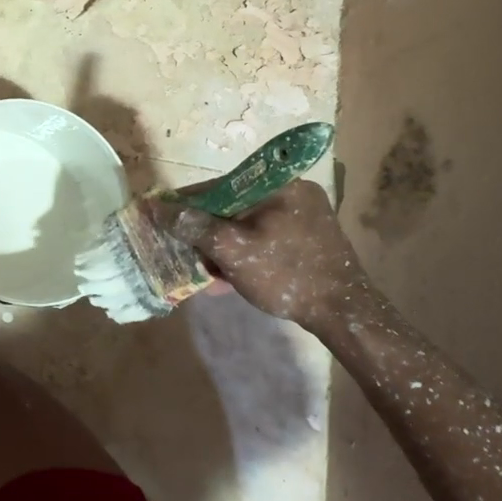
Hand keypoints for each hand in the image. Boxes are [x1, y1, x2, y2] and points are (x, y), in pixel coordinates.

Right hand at [150, 179, 373, 331]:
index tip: (162, 221)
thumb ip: (192, 225)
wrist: (345, 315)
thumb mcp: (231, 249)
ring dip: (223, 246)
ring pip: (246, 225)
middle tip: (186, 254)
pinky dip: (245, 253)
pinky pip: (264, 237)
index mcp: (277, 186)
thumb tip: (156, 207)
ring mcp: (304, 216)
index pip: (217, 187)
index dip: (185, 205)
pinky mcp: (309, 238)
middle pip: (230, 207)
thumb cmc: (286, 274)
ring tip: (206, 271)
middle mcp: (292, 193)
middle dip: (205, 232)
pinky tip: (230, 276)